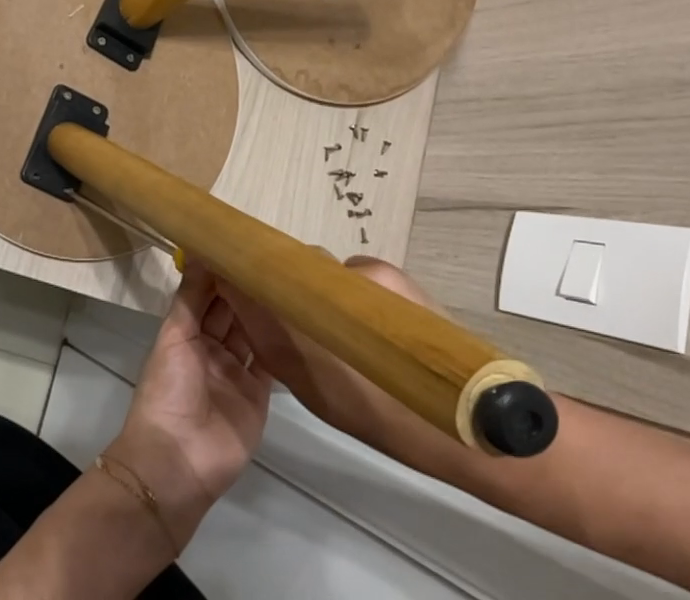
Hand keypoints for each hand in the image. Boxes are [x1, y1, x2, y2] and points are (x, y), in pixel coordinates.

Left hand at [110, 260, 273, 547]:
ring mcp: (236, 372)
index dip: (221, 273)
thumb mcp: (175, 339)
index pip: (205, 296)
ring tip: (294, 283)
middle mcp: (209, 349)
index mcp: (183, 333)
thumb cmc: (168, 391)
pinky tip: (302, 323)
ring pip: (253, 335)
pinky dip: (284, 346)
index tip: (244, 245)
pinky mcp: (259, 395)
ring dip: (268, 314)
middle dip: (248, 290)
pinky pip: (272, 365)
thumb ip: (190, 300)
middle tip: (278, 259)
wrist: (180, 459)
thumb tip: (199, 253)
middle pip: (231, 313)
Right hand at [212, 255, 445, 454]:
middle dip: (272, 286)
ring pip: (317, 272)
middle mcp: (328, 277)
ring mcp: (364, 272)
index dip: (229, 269)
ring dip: (310, 293)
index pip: (249, 270)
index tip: (215, 274)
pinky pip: (349, 277)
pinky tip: (363, 331)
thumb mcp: (309, 387)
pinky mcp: (392, 273)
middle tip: (279, 323)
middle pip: (283, 267)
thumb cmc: (381, 415)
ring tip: (329, 335)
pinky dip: (343, 296)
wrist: (474, 421)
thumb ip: (270, 338)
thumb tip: (241, 297)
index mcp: (302, 310)